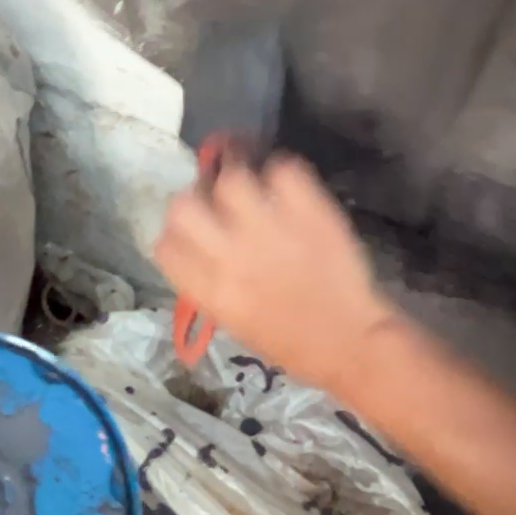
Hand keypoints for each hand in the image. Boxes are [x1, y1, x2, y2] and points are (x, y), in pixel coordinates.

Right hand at [155, 153, 401, 392]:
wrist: (349, 342)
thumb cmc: (289, 342)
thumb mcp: (234, 321)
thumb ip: (208, 283)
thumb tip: (195, 249)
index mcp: (211, 290)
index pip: (166, 245)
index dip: (174, 234)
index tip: (188, 233)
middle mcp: (232, 256)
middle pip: (185, 206)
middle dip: (194, 200)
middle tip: (213, 204)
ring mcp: (272, 231)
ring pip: (232, 179)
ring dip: (236, 182)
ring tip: (252, 193)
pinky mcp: (310, 213)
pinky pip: (284, 171)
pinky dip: (282, 175)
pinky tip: (286, 192)